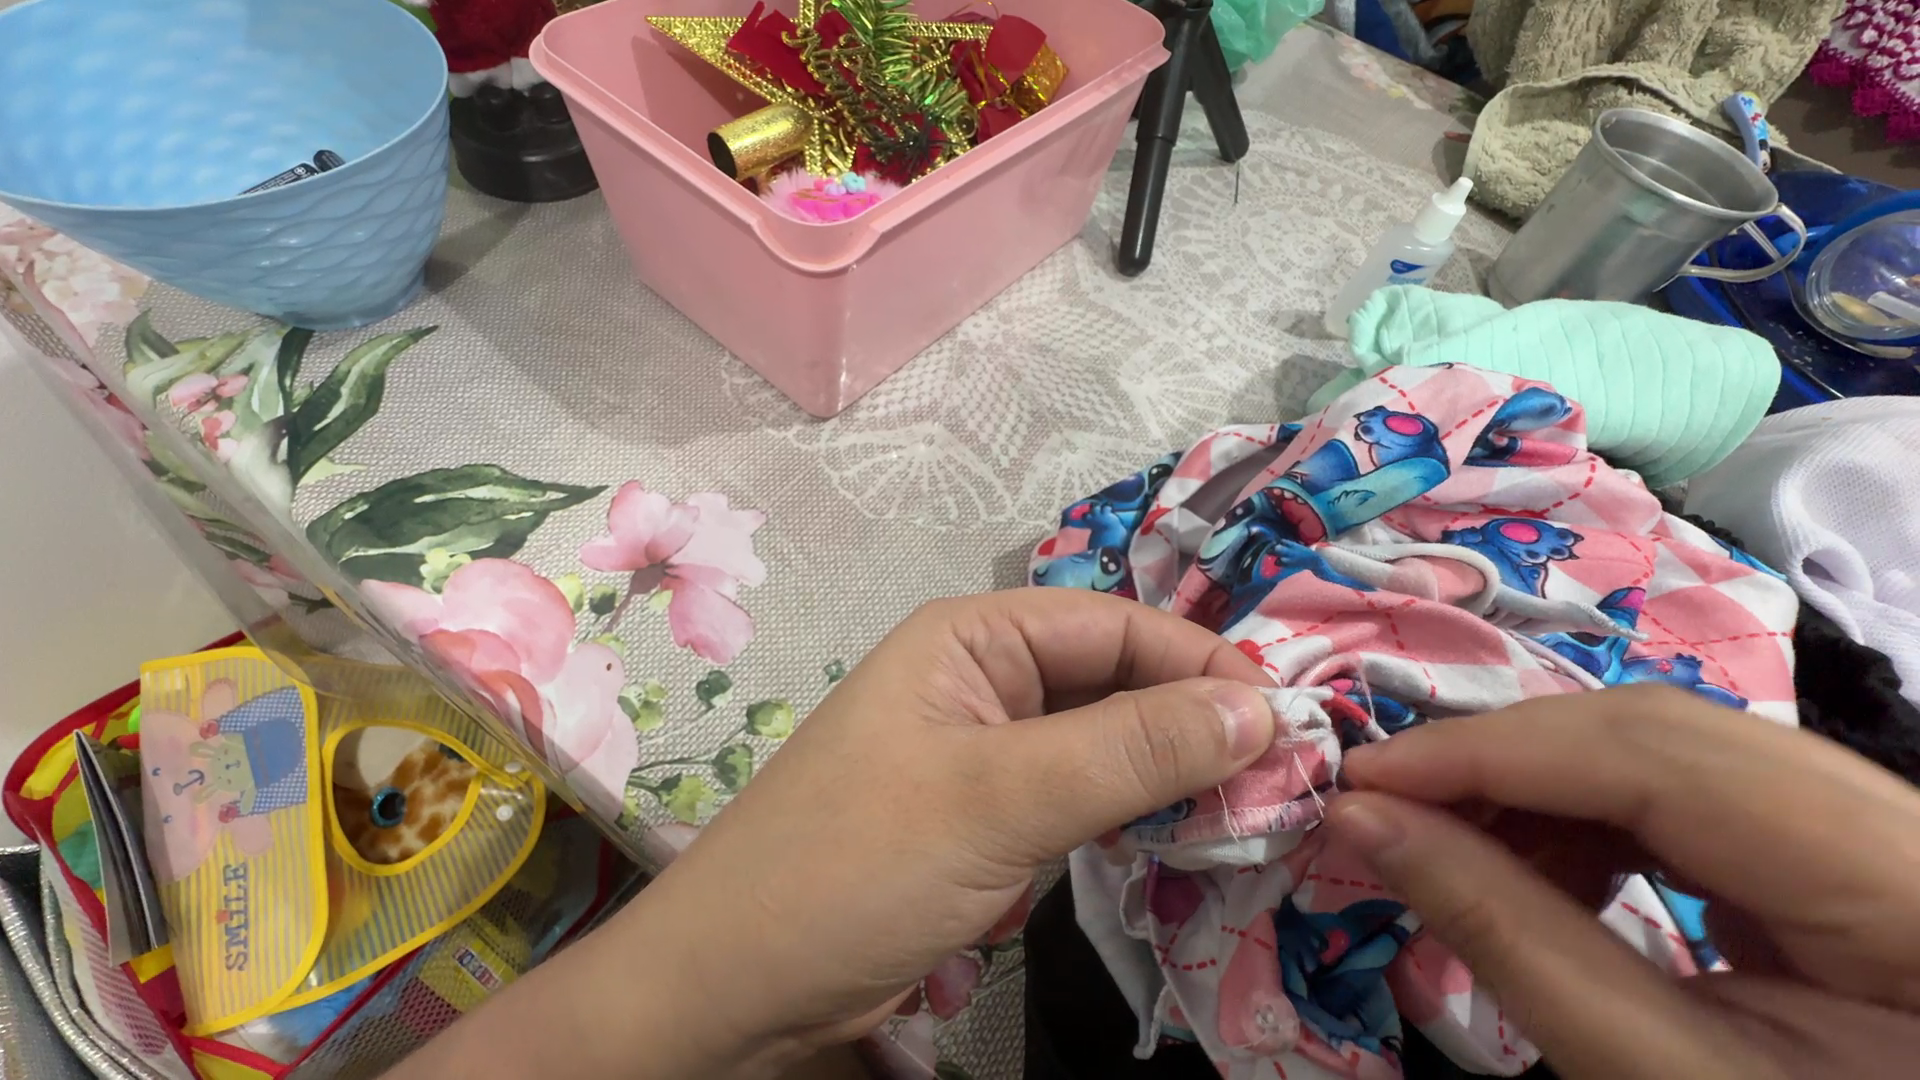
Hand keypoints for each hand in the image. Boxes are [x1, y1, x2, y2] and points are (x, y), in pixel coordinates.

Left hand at [390, 588, 1277, 1078]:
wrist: (736, 983)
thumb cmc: (856, 864)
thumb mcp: (1001, 798)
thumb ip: (1130, 748)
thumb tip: (1258, 705)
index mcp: (972, 638)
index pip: (1113, 626)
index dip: (1201, 663)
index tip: (1287, 721)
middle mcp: (981, 678)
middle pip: (1111, 679)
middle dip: (1191, 719)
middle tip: (1285, 775)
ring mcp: (984, 749)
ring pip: (1101, 740)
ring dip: (1168, 769)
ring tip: (1250, 807)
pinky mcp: (986, 814)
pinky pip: (1077, 794)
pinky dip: (1130, 812)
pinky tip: (1180, 836)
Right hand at [1324, 685, 1919, 1078]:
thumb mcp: (1655, 1078)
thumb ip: (1504, 933)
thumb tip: (1358, 816)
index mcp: (1912, 890)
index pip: (1658, 759)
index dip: (1488, 753)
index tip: (1363, 777)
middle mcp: (1910, 830)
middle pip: (1658, 730)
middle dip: (1498, 759)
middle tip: (1388, 800)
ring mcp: (1881, 834)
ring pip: (1662, 749)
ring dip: (1531, 788)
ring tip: (1454, 846)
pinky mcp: (1839, 852)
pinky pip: (1684, 792)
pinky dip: (1579, 817)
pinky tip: (1537, 866)